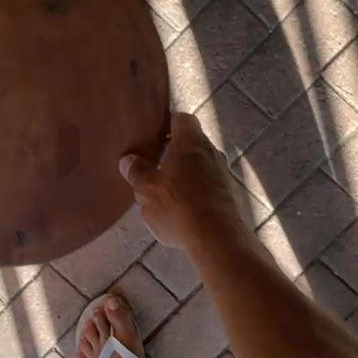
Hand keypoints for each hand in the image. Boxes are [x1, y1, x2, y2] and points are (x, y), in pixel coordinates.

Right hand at [119, 112, 251, 249]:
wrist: (218, 239)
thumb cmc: (178, 206)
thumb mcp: (147, 190)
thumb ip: (137, 172)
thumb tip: (128, 160)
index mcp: (191, 142)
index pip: (181, 118)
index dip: (167, 123)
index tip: (152, 135)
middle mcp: (211, 151)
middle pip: (191, 142)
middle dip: (173, 151)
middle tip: (153, 164)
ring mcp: (223, 173)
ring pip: (200, 165)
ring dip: (184, 173)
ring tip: (164, 189)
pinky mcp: (229, 194)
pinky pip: (208, 184)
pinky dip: (195, 190)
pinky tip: (182, 208)